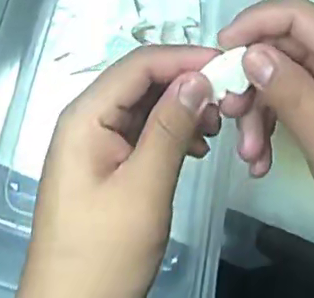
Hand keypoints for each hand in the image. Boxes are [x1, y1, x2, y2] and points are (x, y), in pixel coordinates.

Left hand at [20, 45, 223, 297]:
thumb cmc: (102, 255)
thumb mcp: (143, 190)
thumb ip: (169, 129)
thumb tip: (198, 78)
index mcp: (86, 114)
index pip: (138, 64)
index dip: (182, 58)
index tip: (225, 64)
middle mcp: (87, 118)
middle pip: (141, 81)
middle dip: (185, 83)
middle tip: (227, 99)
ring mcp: (95, 141)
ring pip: (144, 104)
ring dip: (181, 107)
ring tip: (215, 125)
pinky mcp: (106, 163)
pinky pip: (141, 130)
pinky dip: (171, 131)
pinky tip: (195, 146)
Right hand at [217, 0, 313, 251]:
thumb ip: (290, 93)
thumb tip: (250, 53)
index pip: (295, 13)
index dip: (254, 22)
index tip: (221, 51)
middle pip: (283, 44)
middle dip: (251, 76)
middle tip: (229, 112)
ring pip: (283, 73)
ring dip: (259, 108)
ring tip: (250, 153)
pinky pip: (294, 97)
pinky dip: (274, 122)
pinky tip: (262, 158)